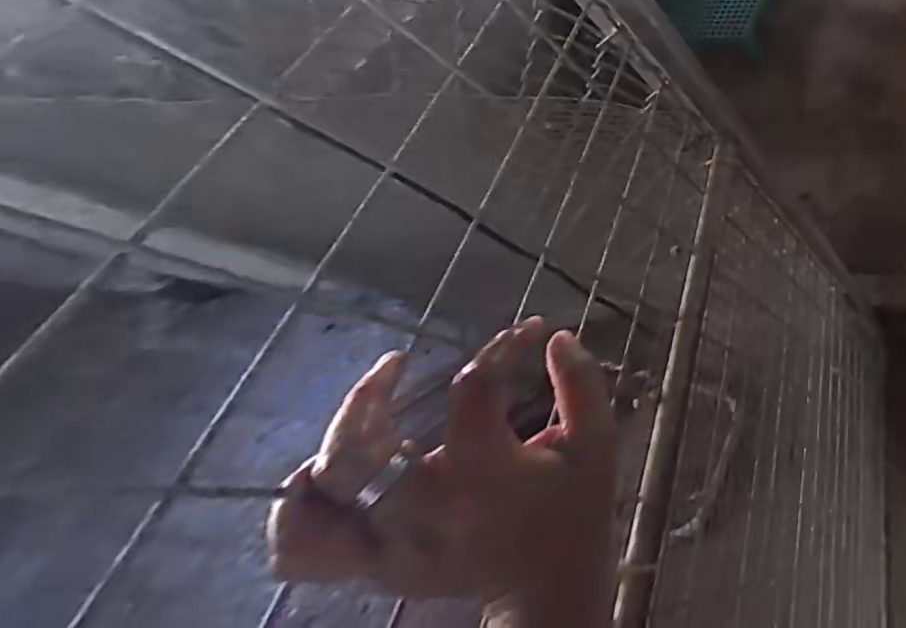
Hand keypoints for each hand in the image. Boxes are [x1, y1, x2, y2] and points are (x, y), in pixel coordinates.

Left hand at [267, 317, 615, 619]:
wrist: (552, 584)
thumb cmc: (578, 504)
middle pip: (356, 453)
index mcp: (486, 476)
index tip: (531, 330)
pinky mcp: (372, 570)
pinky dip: (298, 513)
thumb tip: (557, 337)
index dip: (501, 346)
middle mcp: (425, 512)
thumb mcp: (597, 439)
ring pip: (311, 505)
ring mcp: (388, 548)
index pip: (475, 390)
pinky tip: (324, 478)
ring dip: (326, 451)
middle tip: (396, 363)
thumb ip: (582, 383)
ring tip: (358, 418)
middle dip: (368, 395)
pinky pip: (301, 550)